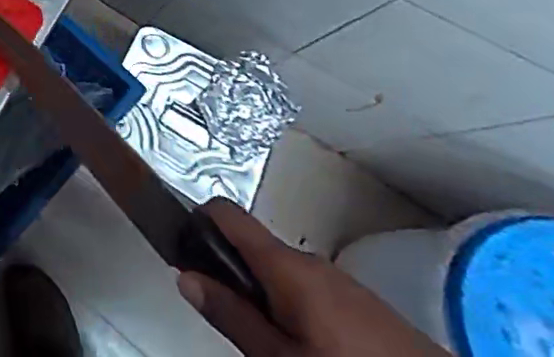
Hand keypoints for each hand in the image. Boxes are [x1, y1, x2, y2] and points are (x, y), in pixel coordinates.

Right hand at [177, 199, 449, 356]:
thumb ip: (232, 316)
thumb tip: (186, 277)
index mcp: (285, 265)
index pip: (225, 212)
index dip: (197, 220)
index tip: (184, 251)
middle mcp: (312, 261)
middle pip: (253, 248)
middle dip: (234, 275)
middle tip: (232, 321)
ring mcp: (344, 282)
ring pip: (284, 275)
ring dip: (267, 297)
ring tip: (274, 345)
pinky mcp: (369, 307)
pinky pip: (315, 293)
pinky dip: (298, 310)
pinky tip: (312, 350)